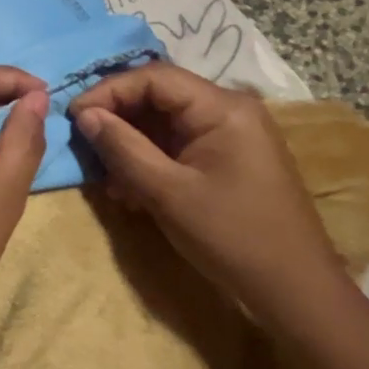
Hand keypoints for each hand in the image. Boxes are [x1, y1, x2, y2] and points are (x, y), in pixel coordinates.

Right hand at [68, 62, 345, 332]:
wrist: (294, 291)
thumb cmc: (231, 236)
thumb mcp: (167, 193)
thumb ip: (123, 148)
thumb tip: (85, 115)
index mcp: (222, 108)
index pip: (153, 77)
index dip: (108, 91)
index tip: (73, 117)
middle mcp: (229, 110)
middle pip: (159, 95)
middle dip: (117, 117)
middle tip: (83, 143)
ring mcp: (231, 134)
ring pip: (165, 121)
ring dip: (130, 142)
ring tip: (104, 174)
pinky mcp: (228, 158)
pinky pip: (179, 144)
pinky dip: (150, 159)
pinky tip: (129, 188)